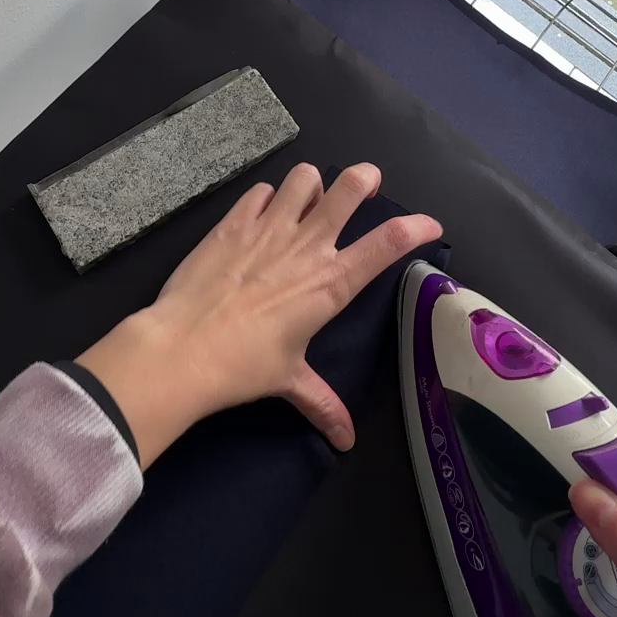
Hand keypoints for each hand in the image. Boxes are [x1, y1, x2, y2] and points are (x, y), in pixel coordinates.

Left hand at [78, 162, 440, 466]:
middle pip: (349, 188)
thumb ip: (321, 402)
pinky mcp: (233, 221)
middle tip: (366, 183)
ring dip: (312, 183)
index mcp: (330, 283)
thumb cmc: (244, 366)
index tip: (431, 224)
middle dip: (365, 178)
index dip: (417, 227)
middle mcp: (307, 245)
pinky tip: (261, 213)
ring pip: (305, 177)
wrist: (184, 347)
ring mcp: (269, 226)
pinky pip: (260, 191)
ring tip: (308, 198)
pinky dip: (267, 197)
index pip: (387, 243)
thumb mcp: (289, 380)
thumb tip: (344, 440)